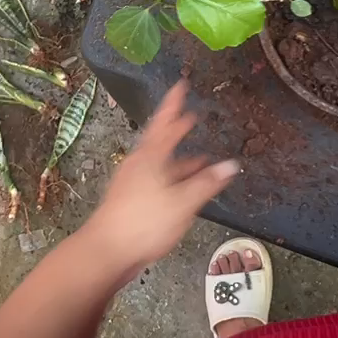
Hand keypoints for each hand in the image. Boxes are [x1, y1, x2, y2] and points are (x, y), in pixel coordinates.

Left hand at [76, 82, 234, 280]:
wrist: (106, 251)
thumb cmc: (144, 223)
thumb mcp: (183, 203)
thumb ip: (207, 183)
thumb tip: (231, 165)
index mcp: (151, 157)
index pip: (166, 123)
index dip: (175, 105)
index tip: (181, 85)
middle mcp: (140, 164)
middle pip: (161, 140)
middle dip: (177, 130)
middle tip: (190, 116)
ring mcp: (133, 181)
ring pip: (161, 164)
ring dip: (181, 160)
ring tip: (202, 159)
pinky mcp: (130, 199)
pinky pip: (157, 180)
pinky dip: (173, 179)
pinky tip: (184, 189)